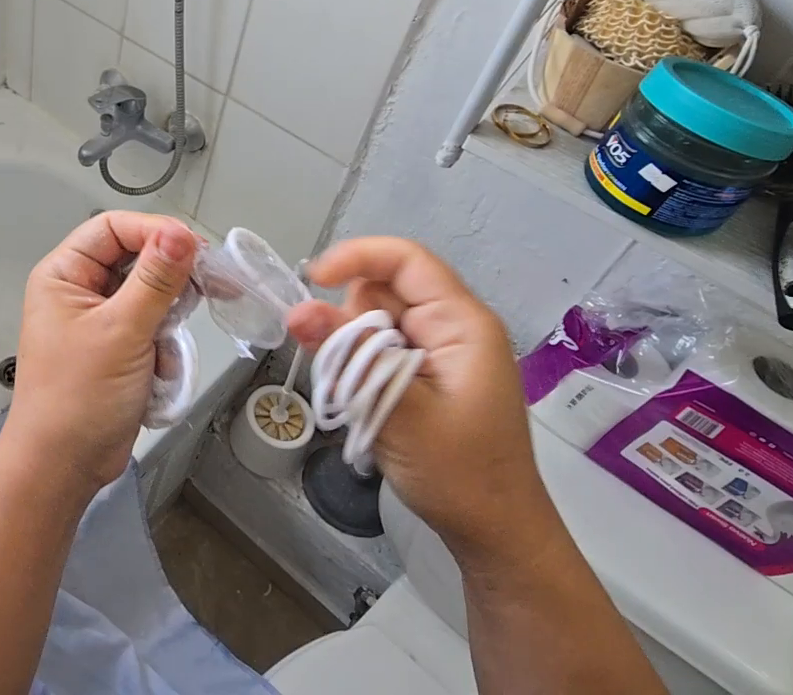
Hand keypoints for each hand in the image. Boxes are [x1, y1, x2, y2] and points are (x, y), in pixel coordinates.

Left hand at [1, 211, 198, 495]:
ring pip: (150, 294)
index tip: (196, 248)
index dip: (155, 232)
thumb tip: (181, 233)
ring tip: (168, 344)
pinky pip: (152, 326)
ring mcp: (99, 319)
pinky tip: (161, 369)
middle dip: (169, 278)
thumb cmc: (79, 396)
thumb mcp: (122, 331)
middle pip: (136, 258)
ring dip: (167, 317)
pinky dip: (163, 344)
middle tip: (210, 286)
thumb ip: (156, 280)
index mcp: (63, 273)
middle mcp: (79, 289)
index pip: (113, 228)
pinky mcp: (118, 346)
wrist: (63, 466)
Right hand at [286, 238, 558, 562]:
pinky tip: (363, 404)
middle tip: (336, 368)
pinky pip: (380, 349)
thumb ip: (349, 356)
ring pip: (375, 321)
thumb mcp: (397, 411)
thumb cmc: (459, 474)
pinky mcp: (427, 373)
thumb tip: (296, 311)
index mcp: (462, 324)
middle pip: (383, 291)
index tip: (310, 281)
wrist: (496, 535)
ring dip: (351, 349)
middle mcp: (452, 327)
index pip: (406, 260)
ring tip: (354, 397)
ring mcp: (440, 351)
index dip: (356, 257)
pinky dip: (360, 368)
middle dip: (348, 319)